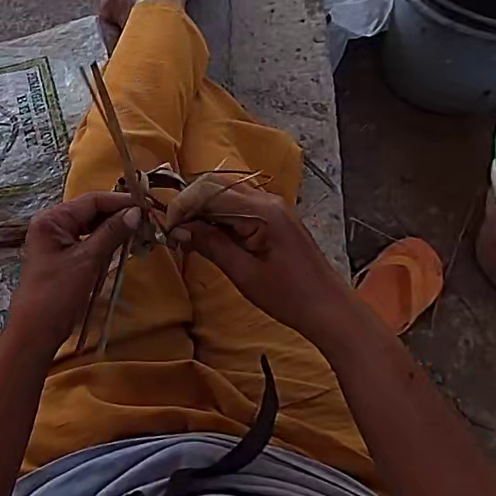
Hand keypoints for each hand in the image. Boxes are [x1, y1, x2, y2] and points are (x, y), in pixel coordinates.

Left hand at [3, 192, 140, 352]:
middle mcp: (51, 224)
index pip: (91, 200)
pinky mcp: (62, 256)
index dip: (120, 201)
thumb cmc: (57, 294)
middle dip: (118, 215)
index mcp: (52, 219)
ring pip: (90, 226)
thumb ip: (111, 233)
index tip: (147, 206)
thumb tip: (135, 213)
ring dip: (114, 229)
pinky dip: (104, 242)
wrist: (35, 331)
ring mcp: (55, 240)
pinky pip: (87, 241)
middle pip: (91, 211)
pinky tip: (122, 245)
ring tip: (140, 232)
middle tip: (147, 221)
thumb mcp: (87, 261)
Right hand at [172, 186, 359, 343]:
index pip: (210, 192)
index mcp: (263, 211)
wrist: (329, 309)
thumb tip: (178, 229)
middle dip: (189, 205)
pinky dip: (216, 217)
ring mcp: (271, 206)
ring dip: (201, 211)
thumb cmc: (289, 297)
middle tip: (173, 233)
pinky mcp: (272, 217)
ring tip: (186, 237)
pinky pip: (236, 206)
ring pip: (224, 194)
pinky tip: (207, 238)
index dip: (182, 205)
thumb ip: (211, 245)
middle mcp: (267, 200)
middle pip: (215, 186)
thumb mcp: (244, 273)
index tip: (167, 228)